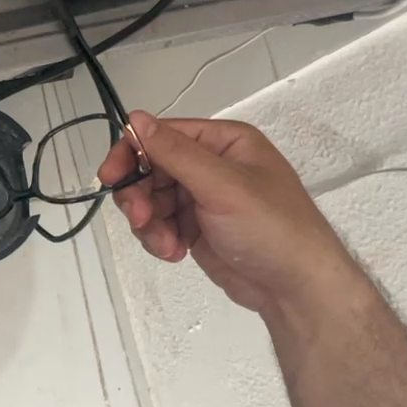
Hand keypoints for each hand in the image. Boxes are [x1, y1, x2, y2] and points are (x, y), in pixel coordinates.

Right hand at [98, 111, 364, 318]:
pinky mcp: (194, 227)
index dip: (130, 154)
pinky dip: (158, 239)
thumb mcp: (221, 185)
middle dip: (140, 198)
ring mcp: (200, 197)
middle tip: (142, 221)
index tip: (110, 180)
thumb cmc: (270, 228)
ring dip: (149, 224)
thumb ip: (175, 153)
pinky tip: (174, 253)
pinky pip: (158, 224)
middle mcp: (209, 164)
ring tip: (166, 245)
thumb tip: (135, 117)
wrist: (296, 289)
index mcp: (222, 142)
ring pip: (149, 200)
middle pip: (149, 169)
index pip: (160, 135)